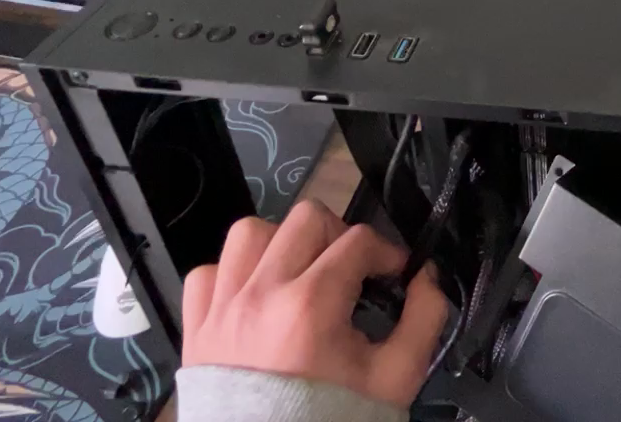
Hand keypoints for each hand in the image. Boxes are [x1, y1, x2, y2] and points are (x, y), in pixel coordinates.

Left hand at [182, 199, 448, 407]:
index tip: (395, 276)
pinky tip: (256, 297)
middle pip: (307, 218)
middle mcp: (261, 295)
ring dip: (282, 245)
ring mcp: (221, 311)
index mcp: (311, 304)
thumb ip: (425, 315)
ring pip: (251, 233)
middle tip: (351, 272)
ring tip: (300, 275)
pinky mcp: (195, 331)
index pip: (360, 240)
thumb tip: (426, 275)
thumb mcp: (398, 375)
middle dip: (339, 237)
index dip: (388, 252)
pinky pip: (207, 274)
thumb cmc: (334, 420)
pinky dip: (233, 276)